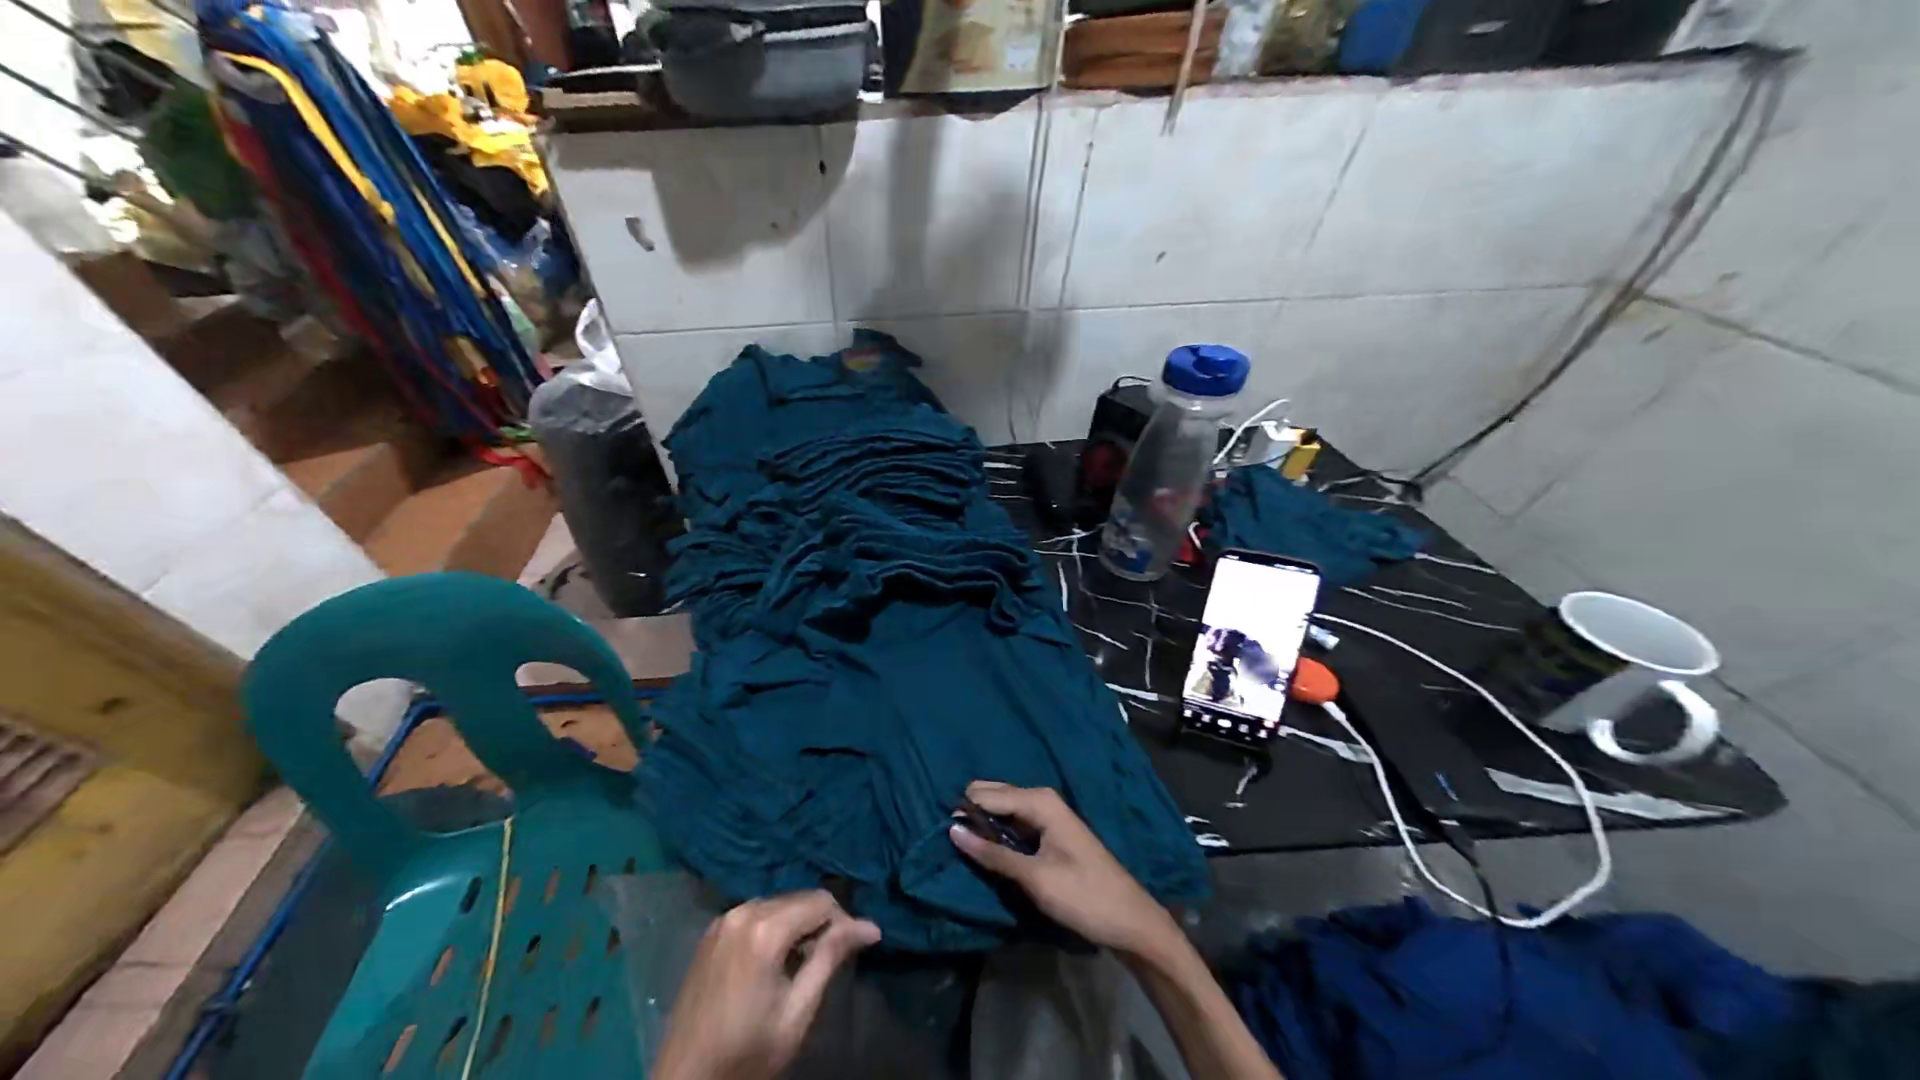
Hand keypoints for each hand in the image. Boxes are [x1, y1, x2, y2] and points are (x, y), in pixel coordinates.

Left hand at [652, 890, 880, 1079]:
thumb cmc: (747, 1053)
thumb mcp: (798, 1011)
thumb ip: (830, 958)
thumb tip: (870, 927)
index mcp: (764, 930)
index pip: (821, 901)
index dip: (844, 921)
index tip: (854, 950)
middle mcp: (743, 911)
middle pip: (800, 898)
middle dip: (821, 923)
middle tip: (830, 960)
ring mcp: (723, 919)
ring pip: (779, 904)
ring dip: (798, 924)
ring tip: (804, 964)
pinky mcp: (712, 931)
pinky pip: (756, 914)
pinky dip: (775, 927)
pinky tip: (775, 961)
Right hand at [948, 780, 1182, 960]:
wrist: (1131, 920)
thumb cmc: (1084, 897)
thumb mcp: (1034, 879)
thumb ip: (992, 854)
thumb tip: (952, 830)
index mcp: (1039, 801)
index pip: (985, 794)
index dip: (962, 812)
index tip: (941, 835)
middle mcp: (1042, 799)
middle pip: (992, 795)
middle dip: (971, 814)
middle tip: (953, 843)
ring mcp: (1047, 816)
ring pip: (1002, 810)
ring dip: (983, 826)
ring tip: (964, 848)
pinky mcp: (1049, 833)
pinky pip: (1013, 824)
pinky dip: (997, 834)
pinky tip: (986, 852)